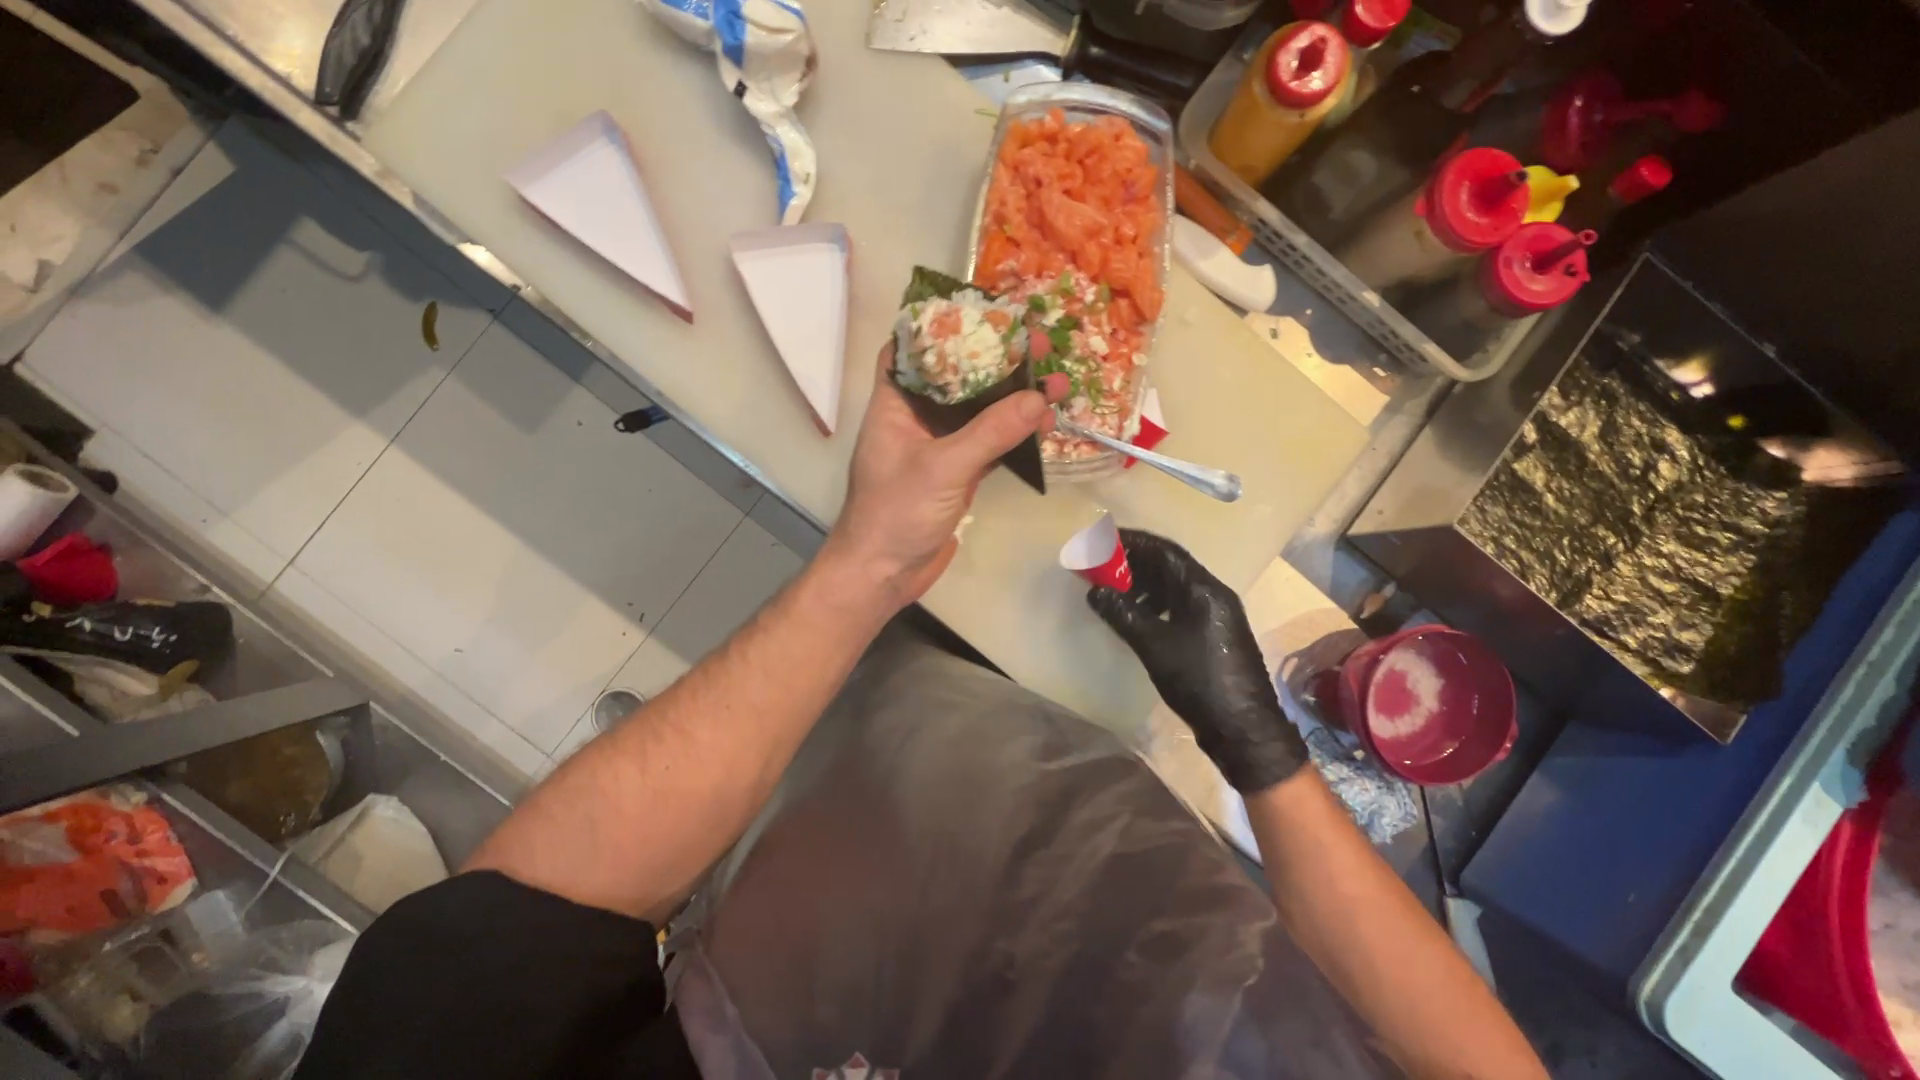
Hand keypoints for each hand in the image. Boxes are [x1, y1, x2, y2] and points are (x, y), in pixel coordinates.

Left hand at [823, 340, 1066, 611]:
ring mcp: (938, 448)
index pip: (910, 350)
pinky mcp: (957, 475)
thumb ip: (991, 432)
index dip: (941, 326)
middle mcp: (915, 420)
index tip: (981, 309)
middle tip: (1038, 340)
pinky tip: (1046, 421)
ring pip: (979, 412)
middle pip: (957, 377)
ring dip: (1015, 398)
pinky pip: (990, 444)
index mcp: (894, 405)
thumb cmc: (896, 513)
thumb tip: (1039, 399)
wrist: (883, 574)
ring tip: (1057, 379)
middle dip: (996, 359)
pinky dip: (1015, 434)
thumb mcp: (943, 467)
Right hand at [1088, 530, 1306, 793]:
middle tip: (1102, 565)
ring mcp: (1217, 615)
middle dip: (1135, 562)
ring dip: (1145, 583)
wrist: (1243, 727)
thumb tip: (1095, 591)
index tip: (1103, 540)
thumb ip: (1123, 614)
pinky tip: (1137, 617)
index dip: (1132, 542)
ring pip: (1176, 586)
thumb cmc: (1198, 681)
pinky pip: (1181, 605)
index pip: (1165, 551)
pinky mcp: (1214, 634)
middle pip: (1171, 565)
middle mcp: (1214, 594)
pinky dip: (1156, 603)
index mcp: (1204, 589)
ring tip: (1115, 592)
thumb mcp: (1154, 645)